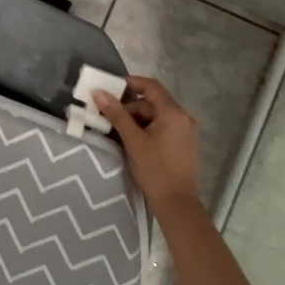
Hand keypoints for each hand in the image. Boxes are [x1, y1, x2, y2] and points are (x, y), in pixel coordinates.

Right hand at [96, 76, 201, 213]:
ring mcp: (186, 130)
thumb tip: (98, 93)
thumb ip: (116, 114)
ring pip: (157, 115)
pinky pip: (164, 126)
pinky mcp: (185, 143)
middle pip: (153, 102)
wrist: (177, 202)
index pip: (151, 86)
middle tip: (110, 117)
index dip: (131, 82)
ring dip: (138, 119)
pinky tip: (134, 140)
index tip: (111, 87)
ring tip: (119, 132)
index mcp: (173, 113)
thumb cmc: (154, 169)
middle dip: (131, 106)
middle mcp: (184, 117)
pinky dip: (148, 128)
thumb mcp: (132, 140)